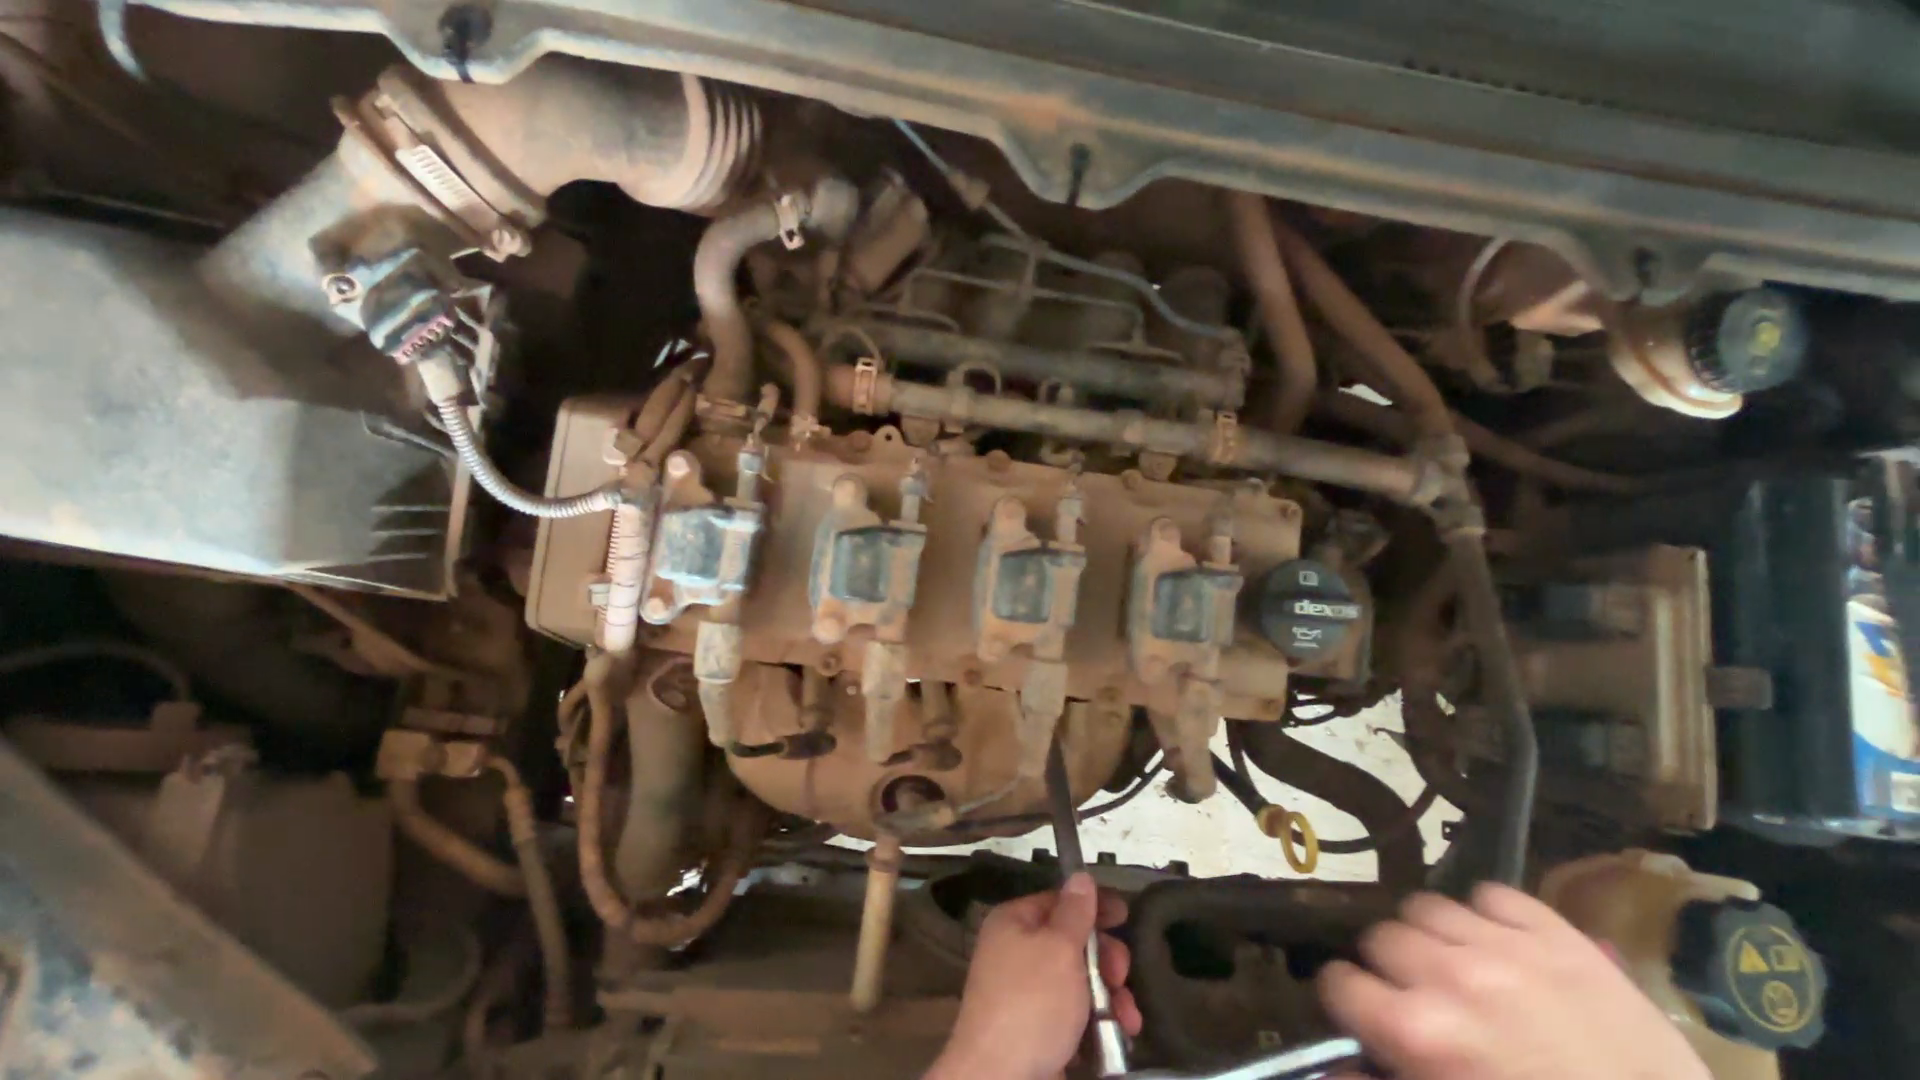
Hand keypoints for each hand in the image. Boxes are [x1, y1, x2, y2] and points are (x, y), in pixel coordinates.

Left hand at [926, 873, 1142, 1079]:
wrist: (999, 1079)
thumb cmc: (1031, 1003)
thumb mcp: (1058, 949)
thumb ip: (1076, 912)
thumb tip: (1080, 876)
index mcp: (1014, 923)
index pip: (1059, 901)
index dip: (1094, 906)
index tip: (1126, 916)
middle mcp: (1018, 954)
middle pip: (1075, 943)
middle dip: (1107, 960)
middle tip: (1121, 976)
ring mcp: (1029, 995)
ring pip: (1081, 983)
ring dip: (1111, 997)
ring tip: (1127, 1018)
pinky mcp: (1040, 1031)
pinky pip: (1077, 1015)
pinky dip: (1100, 1023)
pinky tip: (1120, 1035)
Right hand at [1319, 884, 1710, 1079]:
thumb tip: (1333, 1069)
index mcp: (1417, 1032)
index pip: (1339, 982)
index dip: (1348, 1001)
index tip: (1365, 1015)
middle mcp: (1449, 976)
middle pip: (1380, 938)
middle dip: (1390, 969)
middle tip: (1417, 998)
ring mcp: (1505, 947)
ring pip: (1427, 908)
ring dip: (1433, 939)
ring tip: (1459, 969)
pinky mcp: (1556, 933)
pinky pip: (1490, 895)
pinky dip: (1487, 917)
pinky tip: (1502, 950)